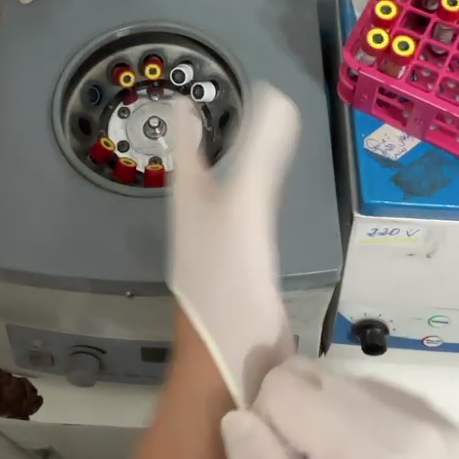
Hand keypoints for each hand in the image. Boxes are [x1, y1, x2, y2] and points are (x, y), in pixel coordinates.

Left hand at [169, 83, 299, 407]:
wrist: (232, 361)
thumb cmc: (227, 280)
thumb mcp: (245, 206)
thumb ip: (261, 153)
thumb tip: (277, 97)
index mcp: (190, 202)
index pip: (184, 151)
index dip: (183, 125)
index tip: (181, 99)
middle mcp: (197, 222)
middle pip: (196, 173)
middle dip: (199, 145)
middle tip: (208, 116)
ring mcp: (215, 250)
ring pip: (217, 199)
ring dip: (223, 173)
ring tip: (237, 151)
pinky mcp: (238, 274)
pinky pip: (241, 225)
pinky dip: (248, 204)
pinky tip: (260, 210)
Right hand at [220, 358, 458, 458]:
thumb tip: (236, 417)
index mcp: (379, 452)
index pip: (281, 386)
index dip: (267, 437)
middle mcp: (415, 418)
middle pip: (314, 374)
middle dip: (294, 424)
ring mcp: (440, 422)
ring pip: (344, 381)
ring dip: (325, 424)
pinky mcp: (452, 431)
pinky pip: (381, 397)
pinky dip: (359, 426)